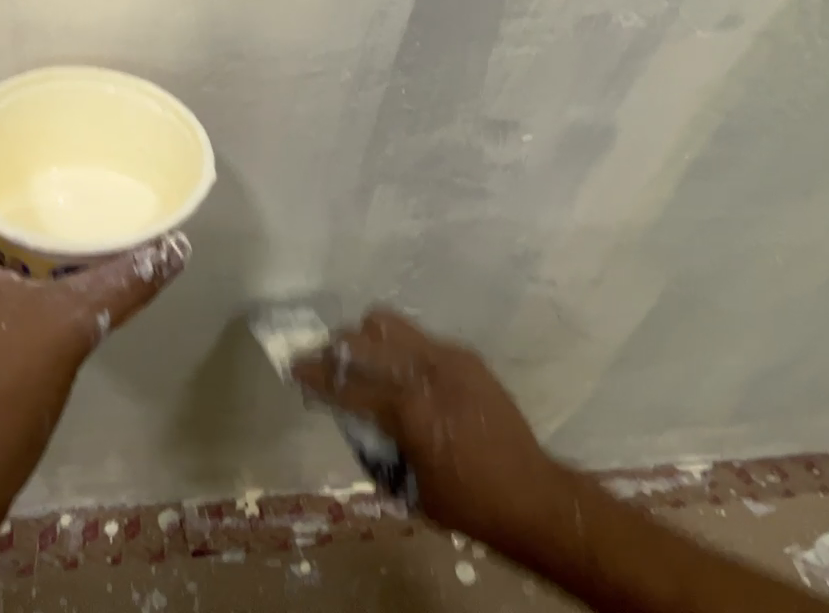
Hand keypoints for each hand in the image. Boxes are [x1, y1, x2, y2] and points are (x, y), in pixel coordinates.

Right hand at [291, 308, 574, 555]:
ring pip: (389, 324)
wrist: (534, 498)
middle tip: (324, 364)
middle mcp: (426, 373)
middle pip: (362, 340)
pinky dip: (401, 351)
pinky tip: (403, 375)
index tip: (294, 367)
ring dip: (367, 340)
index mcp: (408, 411)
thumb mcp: (404, 483)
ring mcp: (449, 359)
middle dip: (336, 350)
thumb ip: (372, 440)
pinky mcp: (467, 357)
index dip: (314, 375)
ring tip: (362, 362)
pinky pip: (419, 340)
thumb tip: (347, 412)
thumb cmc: (465, 504)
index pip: (346, 383)